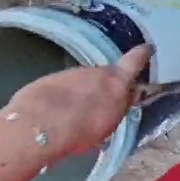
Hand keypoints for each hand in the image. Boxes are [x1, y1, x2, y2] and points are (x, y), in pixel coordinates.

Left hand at [0, 45, 151, 161]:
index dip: (141, 55)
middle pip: (101, 75)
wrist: (34, 130)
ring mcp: (67, 75)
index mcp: (117, 80)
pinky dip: (51, 100)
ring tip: (63, 117)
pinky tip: (43, 117)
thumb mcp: (110, 122)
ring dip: (72, 95)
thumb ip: (118, 105)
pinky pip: (51, 90)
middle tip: (90, 107)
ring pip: (75, 83)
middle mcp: (95, 71)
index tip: (146, 50)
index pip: (136, 59)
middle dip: (97, 87)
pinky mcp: (41, 82)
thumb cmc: (80, 129)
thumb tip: (123, 98)